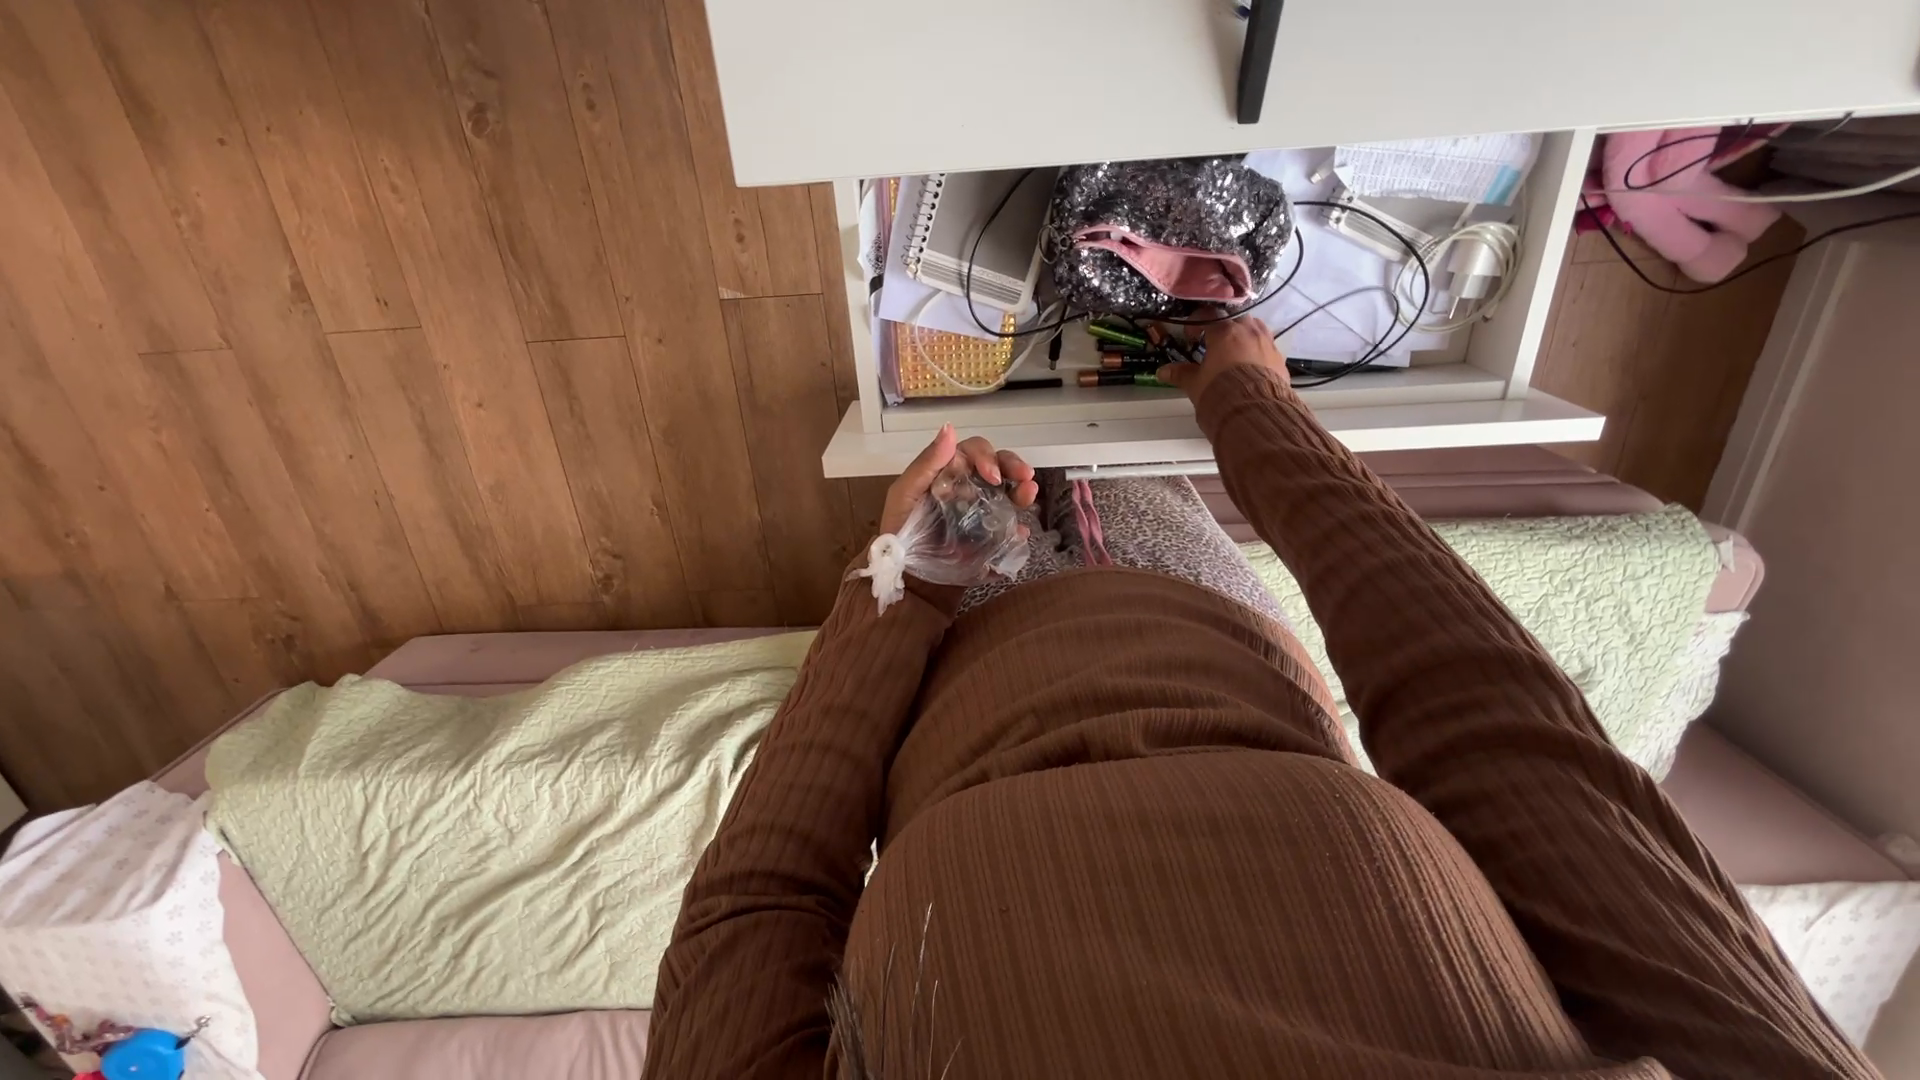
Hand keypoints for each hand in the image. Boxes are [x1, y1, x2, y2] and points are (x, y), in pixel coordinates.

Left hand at [880, 424, 1037, 535]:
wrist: (907, 576)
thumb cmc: (899, 531)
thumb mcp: (905, 494)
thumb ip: (926, 463)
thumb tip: (949, 428)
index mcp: (949, 472)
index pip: (974, 453)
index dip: (987, 457)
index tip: (992, 475)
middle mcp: (968, 487)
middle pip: (998, 467)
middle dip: (1014, 467)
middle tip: (1025, 477)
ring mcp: (982, 512)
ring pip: (1009, 493)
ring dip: (1023, 491)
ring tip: (1029, 495)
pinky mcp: (990, 537)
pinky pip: (1011, 527)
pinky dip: (1020, 528)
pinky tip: (1021, 530)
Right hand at [1154, 312, 1288, 403]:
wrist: (1255, 413)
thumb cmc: (1220, 393)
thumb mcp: (1195, 385)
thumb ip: (1181, 374)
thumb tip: (1163, 371)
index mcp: (1225, 333)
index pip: (1208, 315)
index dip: (1196, 323)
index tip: (1191, 336)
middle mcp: (1249, 332)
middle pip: (1235, 319)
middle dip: (1224, 328)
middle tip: (1214, 344)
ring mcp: (1268, 344)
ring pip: (1255, 329)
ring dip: (1244, 336)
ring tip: (1235, 354)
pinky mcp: (1280, 360)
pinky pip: (1267, 348)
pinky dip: (1258, 353)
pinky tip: (1251, 369)